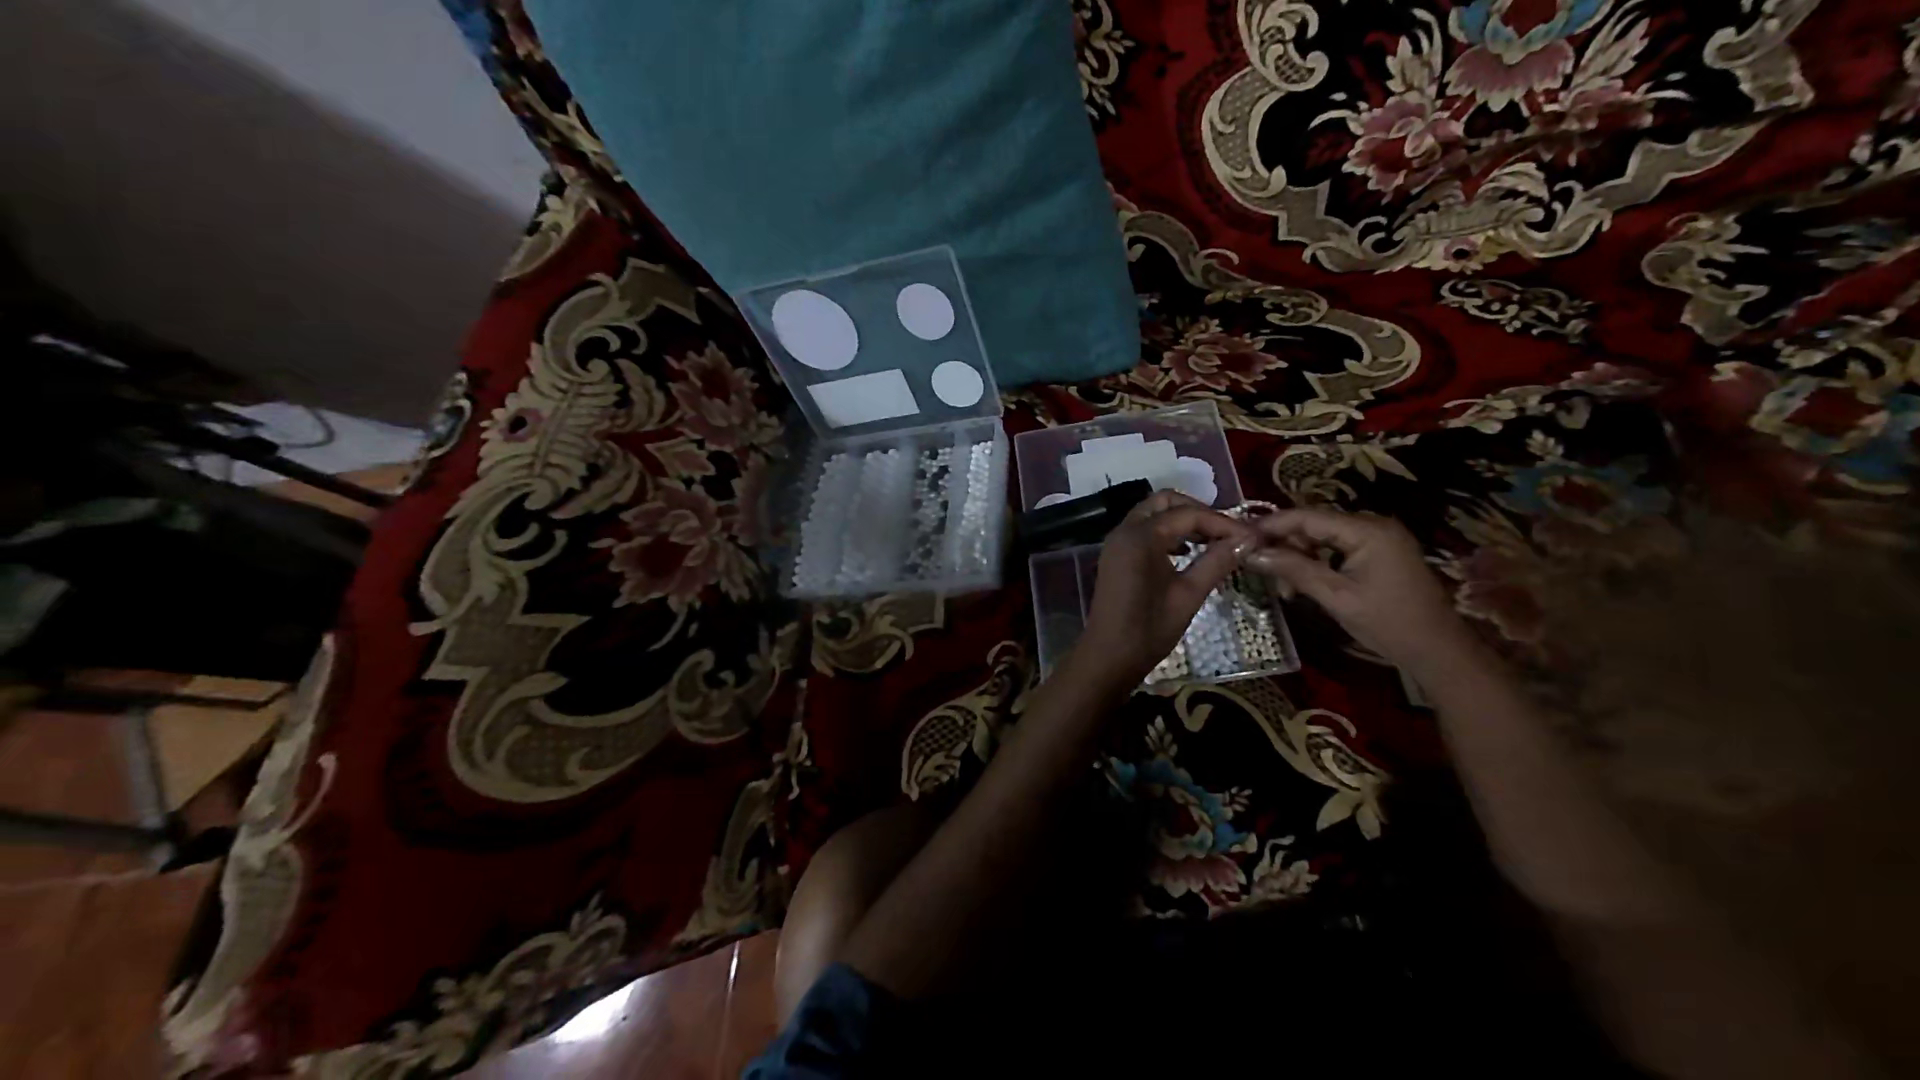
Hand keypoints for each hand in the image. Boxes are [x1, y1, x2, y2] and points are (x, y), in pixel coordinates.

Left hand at [1072, 491, 1255, 688]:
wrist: (1109, 657)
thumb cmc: (1149, 629)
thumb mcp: (1189, 595)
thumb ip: (1217, 561)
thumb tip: (1249, 539)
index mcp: (1140, 537)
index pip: (1187, 514)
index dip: (1221, 522)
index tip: (1250, 536)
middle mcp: (1124, 530)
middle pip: (1165, 502)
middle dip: (1197, 511)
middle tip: (1226, 532)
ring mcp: (1117, 542)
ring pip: (1153, 513)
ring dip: (1181, 520)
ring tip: (1213, 541)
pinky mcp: (1116, 555)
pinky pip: (1143, 530)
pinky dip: (1166, 532)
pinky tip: (1187, 552)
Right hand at [1241, 509, 1474, 672]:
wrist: (1437, 650)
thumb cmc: (1388, 623)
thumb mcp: (1335, 596)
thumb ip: (1293, 569)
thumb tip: (1251, 553)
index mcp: (1367, 530)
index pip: (1307, 516)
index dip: (1271, 525)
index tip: (1240, 539)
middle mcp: (1373, 525)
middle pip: (1314, 524)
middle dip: (1284, 545)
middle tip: (1261, 570)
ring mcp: (1378, 538)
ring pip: (1322, 538)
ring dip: (1298, 558)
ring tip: (1284, 587)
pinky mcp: (1378, 553)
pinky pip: (1336, 549)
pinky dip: (1316, 563)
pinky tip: (1302, 584)